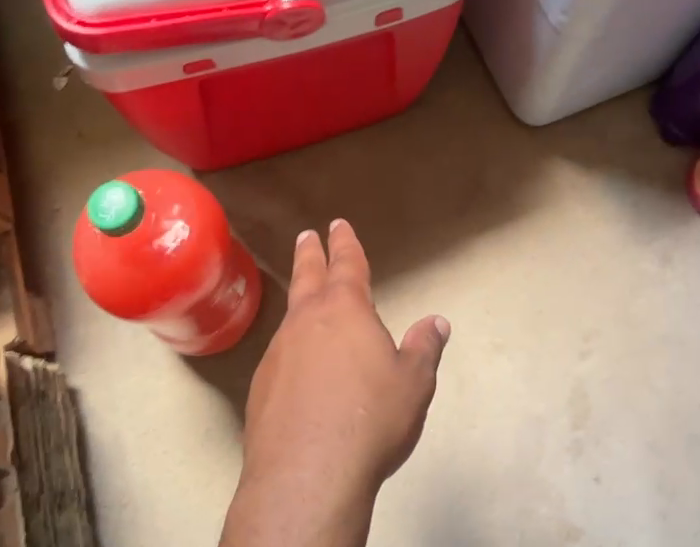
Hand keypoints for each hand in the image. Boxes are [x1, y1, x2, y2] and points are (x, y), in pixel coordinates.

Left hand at [222, 219, 448, 546]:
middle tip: (307, 237)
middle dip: (310, 255)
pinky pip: (282, 357)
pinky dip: (293, 352)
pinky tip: (300, 373)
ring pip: (291, 317)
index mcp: (346, 310)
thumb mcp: (413, 383)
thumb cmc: (370, 418)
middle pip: (308, 277)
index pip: (347, 265)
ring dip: (300, 305)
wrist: (308, 474)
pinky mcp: (262, 388)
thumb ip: (423, 348)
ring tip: (308, 307)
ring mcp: (279, 353)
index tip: (337, 225)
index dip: (345, 243)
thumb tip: (436, 322)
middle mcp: (307, 322)